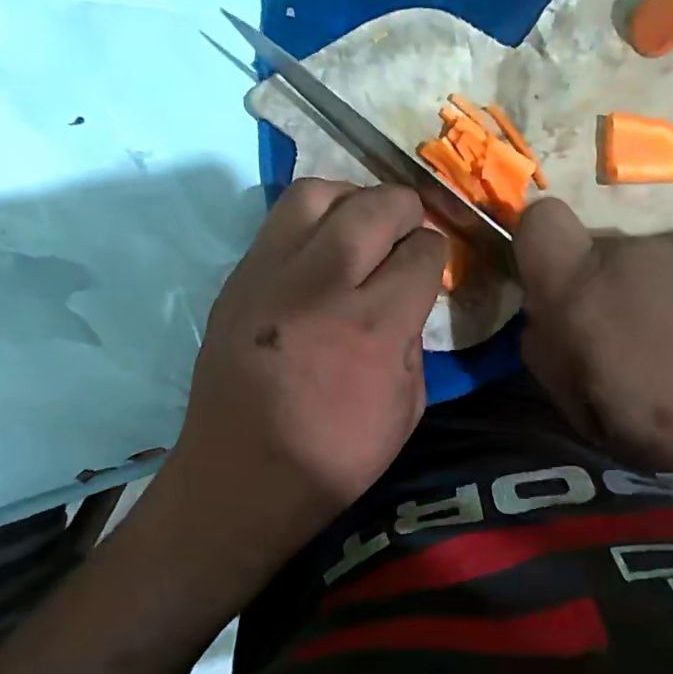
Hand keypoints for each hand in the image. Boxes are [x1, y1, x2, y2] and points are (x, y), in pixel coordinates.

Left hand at [168, 179, 445, 561]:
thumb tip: (408, 298)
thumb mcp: (408, 407)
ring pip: (315, 193)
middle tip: (409, 228)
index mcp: (374, 327)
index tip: (434, 263)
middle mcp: (320, 287)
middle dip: (405, 208)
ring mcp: (268, 278)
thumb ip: (412, 340)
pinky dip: (311, 224)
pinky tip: (321, 253)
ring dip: (352, 199)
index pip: (421, 251)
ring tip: (362, 224)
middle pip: (374, 206)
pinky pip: (278, 224)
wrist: (241, 480)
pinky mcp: (235, 283)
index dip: (437, 252)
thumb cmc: (336, 457)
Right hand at [514, 197, 672, 491]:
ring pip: (644, 259)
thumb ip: (553, 364)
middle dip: (598, 291)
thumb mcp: (598, 420)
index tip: (557, 293)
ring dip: (650, 293)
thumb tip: (541, 327)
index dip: (538, 250)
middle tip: (633, 344)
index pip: (538, 223)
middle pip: (594, 253)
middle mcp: (630, 252)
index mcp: (585, 294)